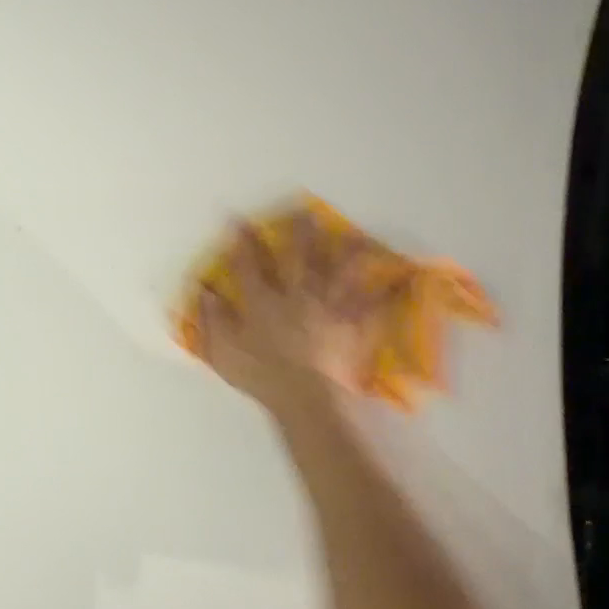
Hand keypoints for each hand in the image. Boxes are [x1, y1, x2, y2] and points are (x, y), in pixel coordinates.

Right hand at [194, 212, 377, 420]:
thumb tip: (206, 292)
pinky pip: (375, 304)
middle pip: (299, 257)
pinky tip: (401, 278)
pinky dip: (389, 292)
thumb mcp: (223, 353)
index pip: (248, 265)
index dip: (241, 242)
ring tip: (354, 234)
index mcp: (263, 303)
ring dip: (348, 251)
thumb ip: (213, 321)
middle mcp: (297, 296)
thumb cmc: (261, 378)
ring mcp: (330, 308)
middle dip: (299, 232)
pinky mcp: (355, 325)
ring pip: (341, 271)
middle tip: (304, 209)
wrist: (307, 399)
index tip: (238, 219)